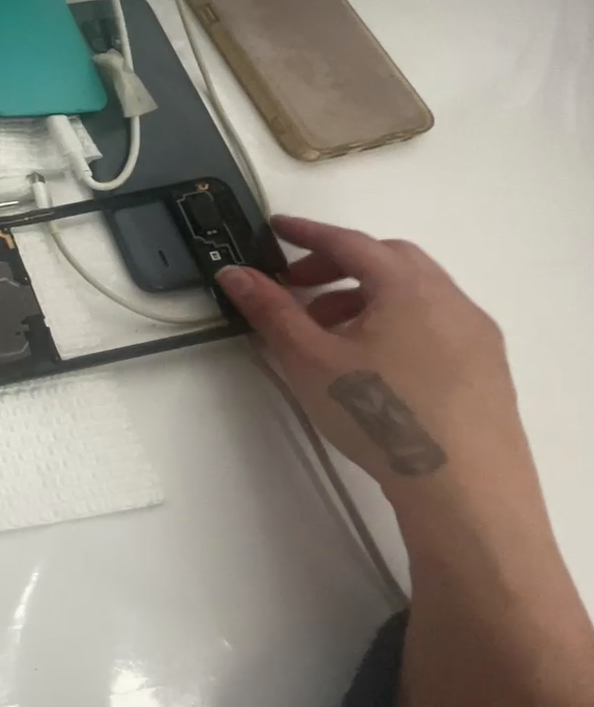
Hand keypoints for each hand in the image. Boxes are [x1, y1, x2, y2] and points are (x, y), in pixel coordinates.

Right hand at [216, 214, 522, 505]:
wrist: (465, 492)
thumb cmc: (379, 413)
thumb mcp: (306, 356)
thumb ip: (268, 308)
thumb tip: (235, 272)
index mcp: (410, 291)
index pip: (353, 243)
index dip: (309, 232)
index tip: (276, 228)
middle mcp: (452, 304)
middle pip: (391, 261)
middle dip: (338, 263)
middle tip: (295, 282)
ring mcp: (477, 338)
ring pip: (413, 293)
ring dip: (362, 294)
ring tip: (321, 329)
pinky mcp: (485, 370)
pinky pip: (432, 321)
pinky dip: (391, 318)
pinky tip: (364, 357)